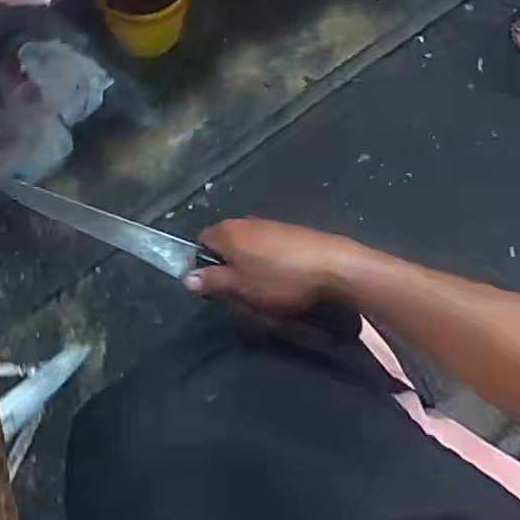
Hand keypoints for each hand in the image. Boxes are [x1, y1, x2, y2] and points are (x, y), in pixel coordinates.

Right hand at [183, 218, 362, 315]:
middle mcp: (243, 223)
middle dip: (229, 272)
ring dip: (250, 272)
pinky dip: (269, 267)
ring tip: (264, 294)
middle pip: (224, 247)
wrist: (333, 266)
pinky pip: (267, 252)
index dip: (202, 265)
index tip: (213, 287)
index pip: (201, 242)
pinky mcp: (288, 234)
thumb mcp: (240, 287)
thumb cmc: (279, 278)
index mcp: (226, 231)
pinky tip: (284, 284)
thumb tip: (186, 277)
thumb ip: (211, 281)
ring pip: (246, 252)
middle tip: (240, 296)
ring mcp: (268, 226)